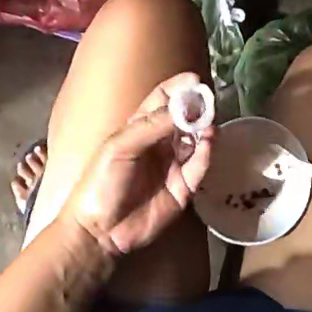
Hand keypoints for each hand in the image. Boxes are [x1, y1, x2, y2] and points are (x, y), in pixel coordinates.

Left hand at [58, 73, 215, 258]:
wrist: (100, 230)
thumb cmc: (101, 183)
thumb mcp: (120, 147)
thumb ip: (152, 126)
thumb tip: (185, 107)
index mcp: (139, 129)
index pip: (163, 100)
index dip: (179, 89)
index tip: (195, 80)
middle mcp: (160, 144)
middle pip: (185, 119)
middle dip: (198, 108)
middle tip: (210, 101)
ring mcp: (174, 166)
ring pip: (196, 141)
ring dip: (205, 129)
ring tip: (212, 122)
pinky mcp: (184, 188)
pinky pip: (200, 167)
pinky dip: (206, 153)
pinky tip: (208, 142)